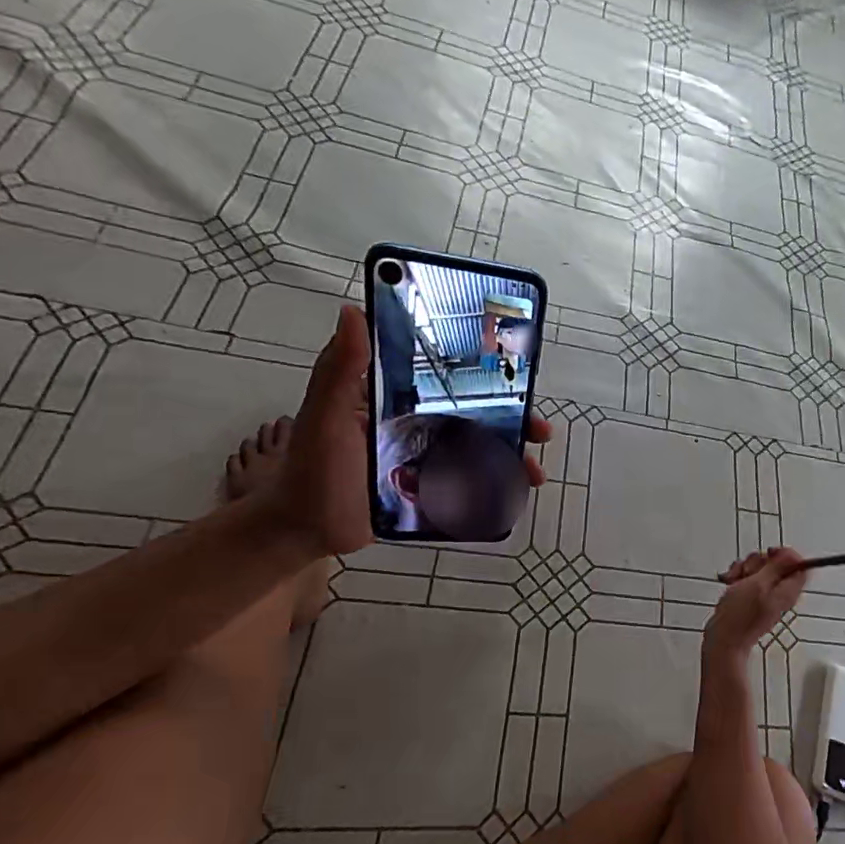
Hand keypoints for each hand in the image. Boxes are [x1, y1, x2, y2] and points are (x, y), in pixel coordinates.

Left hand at [267, 306, 553, 557]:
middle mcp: (414, 422)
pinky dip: (492, 487)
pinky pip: (466, 484)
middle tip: (540, 429)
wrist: (304, 531)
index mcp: (395, 397)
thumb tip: (353, 312)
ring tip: (533, 472)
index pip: (447, 376)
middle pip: (473, 415)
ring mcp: (423, 458)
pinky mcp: (425, 491)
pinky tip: (511, 496)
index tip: (518, 373)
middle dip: (512, 419)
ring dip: (509, 457)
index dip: (485, 373)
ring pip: (476, 451)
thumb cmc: (312, 469)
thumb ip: (339, 370)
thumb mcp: (324, 415)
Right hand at [705, 548, 807, 654]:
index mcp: (788, 590)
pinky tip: (731, 582)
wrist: (724, 637)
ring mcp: (764, 594)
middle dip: (758, 561)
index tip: (769, 554)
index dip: (784, 555)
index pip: (799, 565)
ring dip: (744, 568)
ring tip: (737, 579)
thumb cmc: (740, 615)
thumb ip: (777, 568)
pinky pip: (747, 577)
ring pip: (759, 568)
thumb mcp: (759, 584)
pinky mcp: (751, 596)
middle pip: (776, 564)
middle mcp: (779, 592)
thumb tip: (793, 555)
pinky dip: (738, 575)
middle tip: (749, 572)